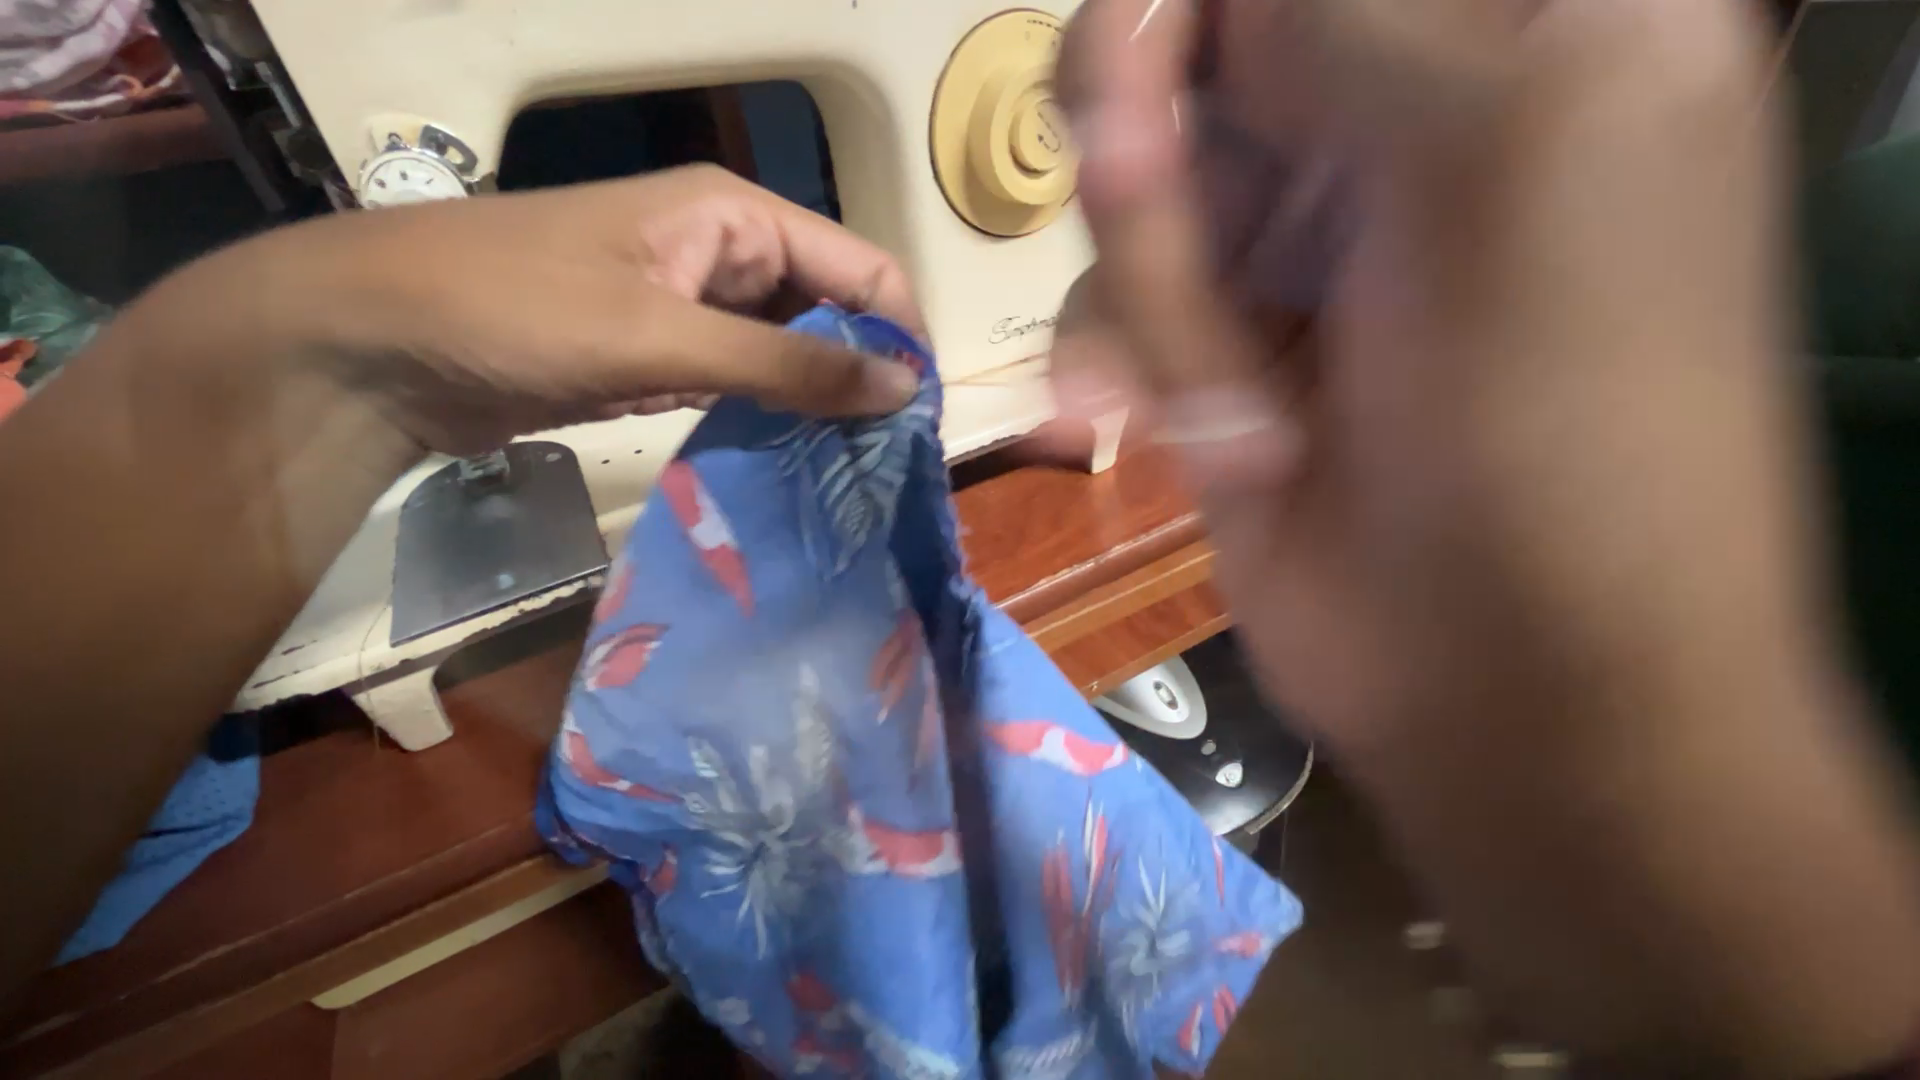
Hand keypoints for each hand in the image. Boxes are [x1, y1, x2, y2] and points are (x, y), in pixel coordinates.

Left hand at [193, 164, 923, 455]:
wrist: (370, 344)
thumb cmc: (514, 311)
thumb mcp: (662, 336)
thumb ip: (789, 365)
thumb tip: (902, 387)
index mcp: (736, 216)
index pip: (862, 269)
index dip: (900, 336)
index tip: (918, 417)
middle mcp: (728, 253)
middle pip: (833, 311)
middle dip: (866, 377)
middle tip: (889, 460)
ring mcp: (697, 308)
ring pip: (794, 354)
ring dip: (824, 406)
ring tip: (856, 472)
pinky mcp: (668, 355)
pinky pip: (750, 385)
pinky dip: (777, 420)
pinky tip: (798, 465)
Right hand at [1055, 0, 1919, 1070]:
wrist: (1503, 671)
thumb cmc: (1554, 413)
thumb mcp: (1509, 152)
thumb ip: (1359, 25)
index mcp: (1511, 33)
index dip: (1194, 6)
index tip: (1147, 68)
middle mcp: (1382, 126)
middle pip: (1188, 54)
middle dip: (1134, 129)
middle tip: (1124, 183)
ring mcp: (1287, 249)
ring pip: (1131, 196)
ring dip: (1143, 287)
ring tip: (1211, 407)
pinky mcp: (1213, 351)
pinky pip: (1112, 310)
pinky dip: (1121, 364)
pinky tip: (1159, 434)